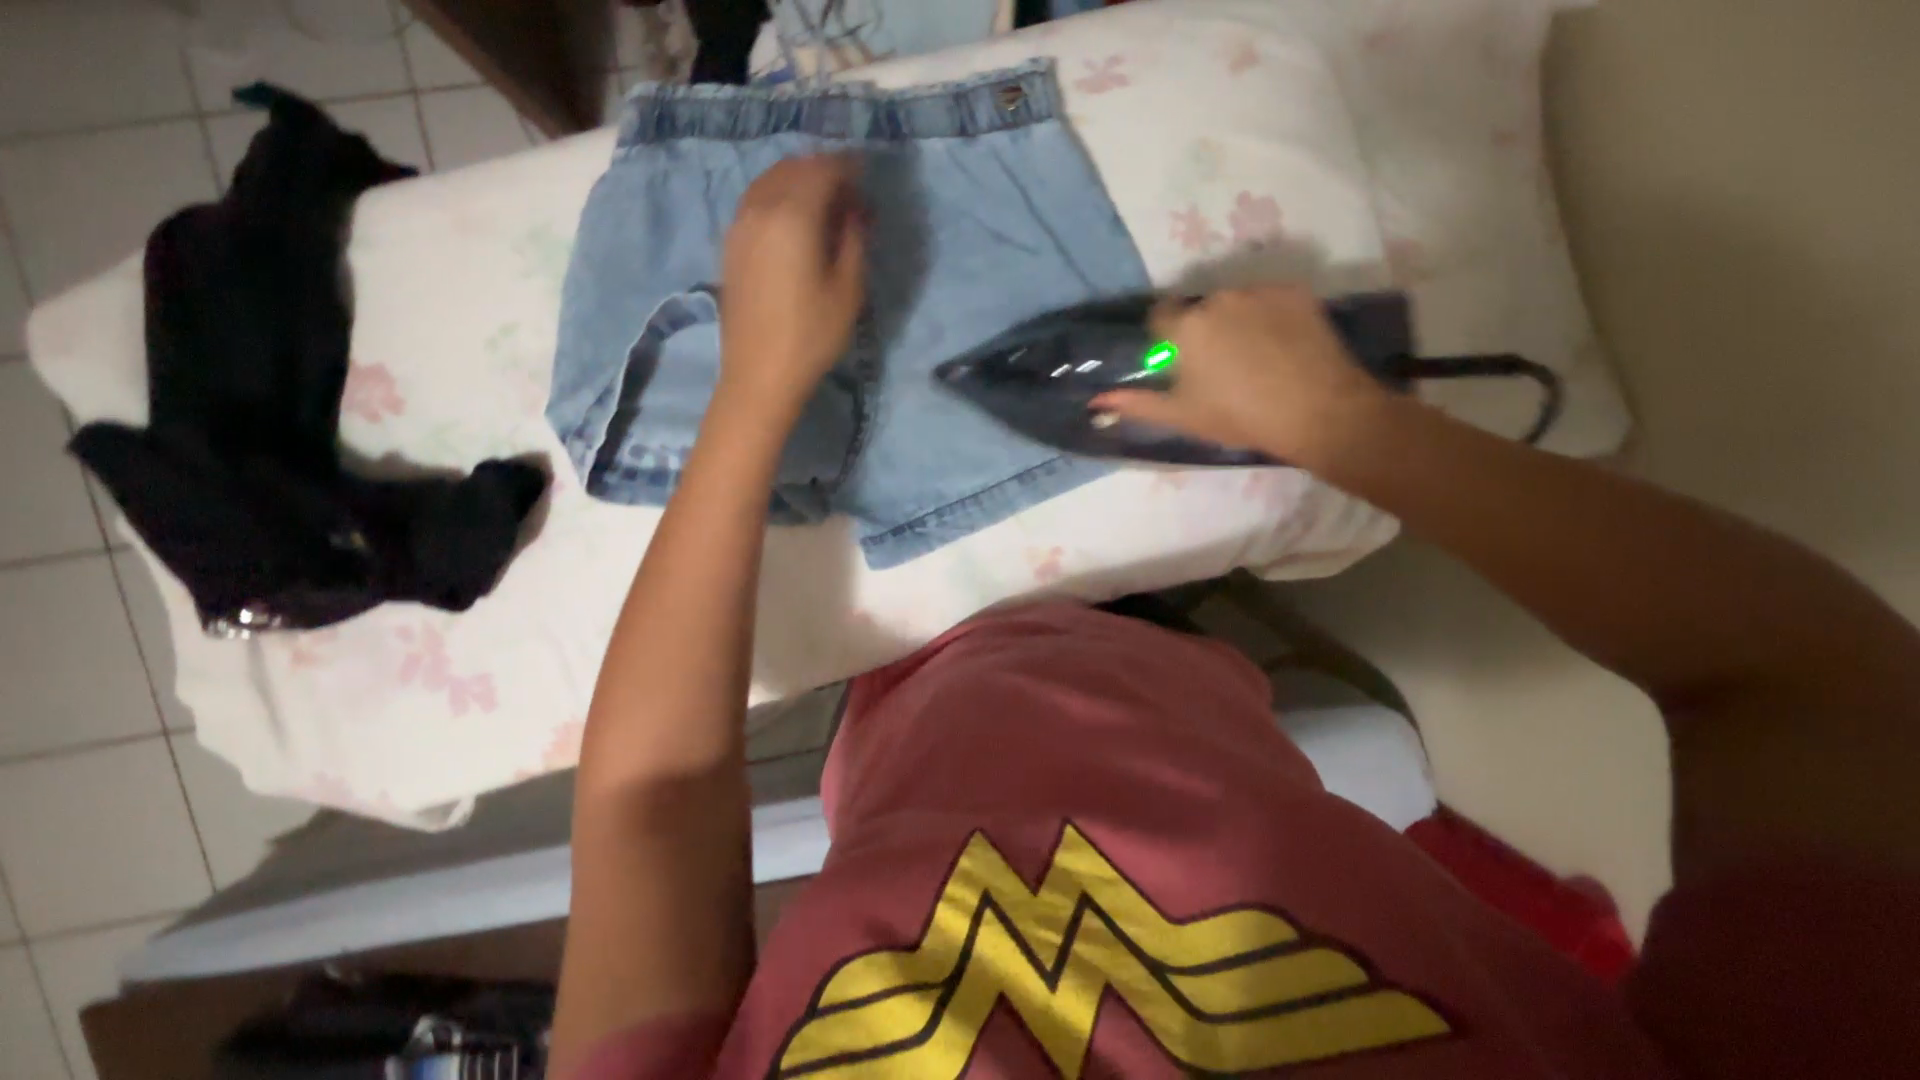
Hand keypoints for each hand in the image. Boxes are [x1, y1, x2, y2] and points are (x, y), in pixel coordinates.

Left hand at [717, 155, 867, 416]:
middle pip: (794, 167)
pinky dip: (779, 197)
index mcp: (793, 215)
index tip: (867, 178)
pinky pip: (756, 200)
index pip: (823, 168)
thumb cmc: (812, 335)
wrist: (759, 374)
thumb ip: (854, 238)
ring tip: (824, 206)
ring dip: (799, 181)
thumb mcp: (849, 289)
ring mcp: (740, 224)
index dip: (848, 167)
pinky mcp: (731, 243)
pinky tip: (796, 223)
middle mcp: (761, 208)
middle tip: (850, 194)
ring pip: (771, 180)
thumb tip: (856, 210)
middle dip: (823, 170)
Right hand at [1092, 285, 1390, 461]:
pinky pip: (1270, 299)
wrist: (1319, 410)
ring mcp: (1260, 291)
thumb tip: (1097, 399)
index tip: (1179, 362)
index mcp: (1185, 326)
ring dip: (1237, 321)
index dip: (1166, 338)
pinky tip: (1282, 347)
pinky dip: (1271, 316)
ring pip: (1236, 302)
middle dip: (1203, 330)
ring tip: (1256, 357)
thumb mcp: (1184, 416)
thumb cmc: (1241, 417)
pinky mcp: (1295, 291)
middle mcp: (1218, 298)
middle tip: (1220, 367)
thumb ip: (1138, 403)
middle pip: (1200, 309)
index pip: (1160, 316)